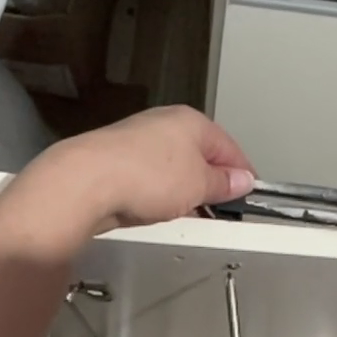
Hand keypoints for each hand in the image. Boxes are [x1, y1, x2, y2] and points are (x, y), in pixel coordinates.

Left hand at [17, 105, 254, 235]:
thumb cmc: (147, 175)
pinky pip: (151, 181)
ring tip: (190, 215)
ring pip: (175, 170)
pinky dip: (161, 196)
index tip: (249, 196)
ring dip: (186, 193)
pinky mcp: (118, 162)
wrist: (87, 182)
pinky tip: (160, 212)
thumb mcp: (199, 184)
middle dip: (212, 184)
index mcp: (191, 121)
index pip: (229, 147)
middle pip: (201, 156)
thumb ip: (224, 183)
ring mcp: (139, 142)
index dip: (242, 173)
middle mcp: (164, 125)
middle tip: (221, 211)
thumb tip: (242, 180)